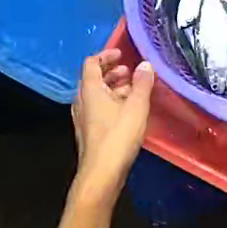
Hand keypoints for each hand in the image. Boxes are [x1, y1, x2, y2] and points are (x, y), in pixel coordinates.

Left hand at [69, 48, 153, 207]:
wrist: (101, 173)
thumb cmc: (118, 135)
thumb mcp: (136, 106)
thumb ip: (142, 83)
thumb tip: (145, 65)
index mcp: (89, 89)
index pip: (91, 63)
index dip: (106, 55)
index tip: (122, 54)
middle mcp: (82, 100)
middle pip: (93, 78)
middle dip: (112, 72)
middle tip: (131, 72)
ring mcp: (83, 117)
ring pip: (96, 95)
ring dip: (113, 88)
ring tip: (134, 90)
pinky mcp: (88, 131)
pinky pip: (98, 108)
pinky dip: (111, 102)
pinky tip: (128, 111)